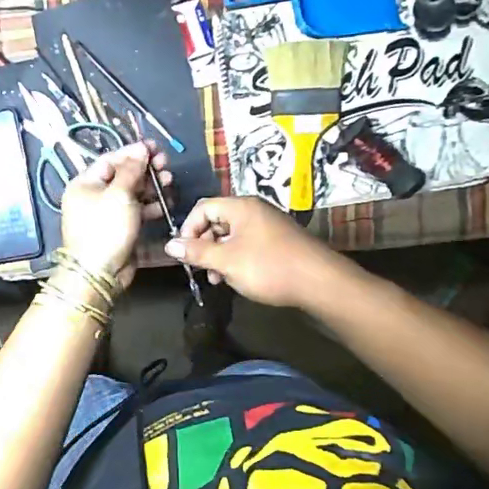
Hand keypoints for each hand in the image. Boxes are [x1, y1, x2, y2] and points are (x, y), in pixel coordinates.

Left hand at [59, 142, 170, 284]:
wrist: (99, 273)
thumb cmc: (105, 229)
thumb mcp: (118, 194)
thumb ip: (131, 170)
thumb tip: (141, 149)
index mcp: (85, 183)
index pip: (110, 159)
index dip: (133, 152)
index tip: (155, 148)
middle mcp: (93, 196)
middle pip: (122, 175)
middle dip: (145, 169)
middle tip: (166, 166)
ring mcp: (106, 213)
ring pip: (131, 193)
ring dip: (151, 187)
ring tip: (169, 183)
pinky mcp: (119, 228)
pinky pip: (135, 211)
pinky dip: (150, 205)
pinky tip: (165, 203)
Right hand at [165, 195, 361, 308]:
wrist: (318, 281)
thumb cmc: (267, 267)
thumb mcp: (225, 261)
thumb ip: (196, 252)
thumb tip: (170, 245)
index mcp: (240, 207)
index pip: (202, 208)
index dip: (188, 229)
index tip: (184, 253)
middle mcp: (254, 210)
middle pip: (216, 220)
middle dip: (202, 244)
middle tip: (199, 268)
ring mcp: (267, 225)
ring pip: (230, 235)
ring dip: (217, 255)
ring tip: (216, 278)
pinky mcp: (276, 241)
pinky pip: (246, 243)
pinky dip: (234, 258)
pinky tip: (235, 277)